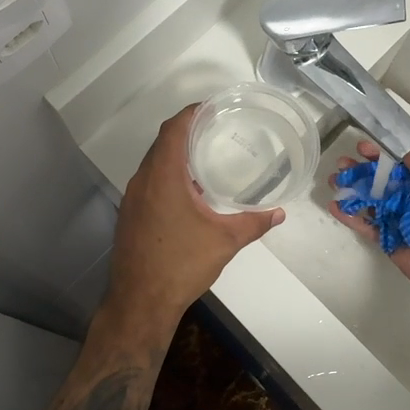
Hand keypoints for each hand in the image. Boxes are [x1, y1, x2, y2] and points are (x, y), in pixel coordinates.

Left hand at [105, 104, 284, 319]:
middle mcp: (143, 180)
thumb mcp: (224, 241)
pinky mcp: (129, 215)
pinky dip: (166, 177)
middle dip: (185, 132)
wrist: (140, 301)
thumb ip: (253, 223)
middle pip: (162, 144)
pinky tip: (187, 192)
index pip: (173, 130)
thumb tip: (279, 213)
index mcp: (163, 176)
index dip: (190, 113)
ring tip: (203, 157)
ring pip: (153, 164)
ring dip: (175, 156)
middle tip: (213, 130)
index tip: (209, 107)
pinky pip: (148, 183)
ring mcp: (132, 198)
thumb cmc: (182, 264)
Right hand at [329, 140, 409, 293]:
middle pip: (377, 180)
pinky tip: (333, 205)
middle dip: (358, 170)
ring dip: (350, 189)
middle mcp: (405, 198)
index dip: (378, 155)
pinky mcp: (383, 237)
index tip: (361, 147)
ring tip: (334, 181)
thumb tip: (400, 144)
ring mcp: (392, 218)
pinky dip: (348, 214)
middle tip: (341, 164)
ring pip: (366, 199)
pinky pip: (363, 223)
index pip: (395, 164)